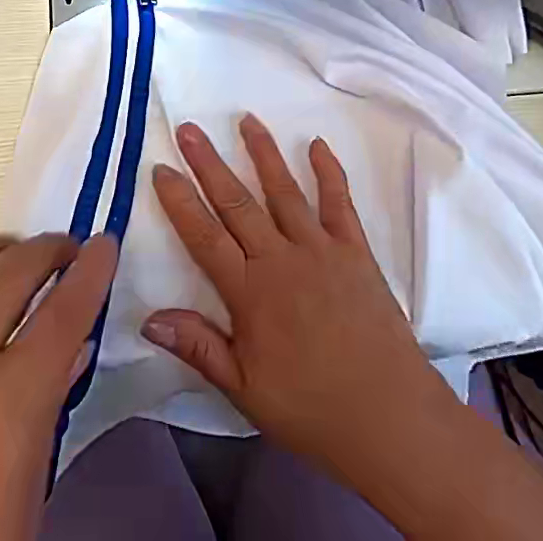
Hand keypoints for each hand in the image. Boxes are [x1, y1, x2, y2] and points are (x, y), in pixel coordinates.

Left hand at [0, 233, 118, 540]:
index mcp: (7, 406)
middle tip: (63, 247)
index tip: (103, 246)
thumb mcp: (16, 511)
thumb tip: (67, 356)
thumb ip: (45, 422)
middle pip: (11, 275)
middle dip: (46, 250)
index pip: (63, 315)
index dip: (90, 274)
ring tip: (8, 253)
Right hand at [141, 116, 451, 472]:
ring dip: (263, 154)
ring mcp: (322, 252)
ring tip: (246, 119)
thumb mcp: (245, 390)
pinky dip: (329, 173)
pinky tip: (317, 145)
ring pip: (284, 192)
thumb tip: (147, 319)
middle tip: (189, 128)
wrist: (395, 422)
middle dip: (209, 163)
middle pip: (237, 203)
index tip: (161, 169)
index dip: (179, 201)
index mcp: (250, 293)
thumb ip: (198, 348)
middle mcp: (281, 261)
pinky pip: (340, 205)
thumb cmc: (312, 409)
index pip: (204, 236)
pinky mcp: (357, 254)